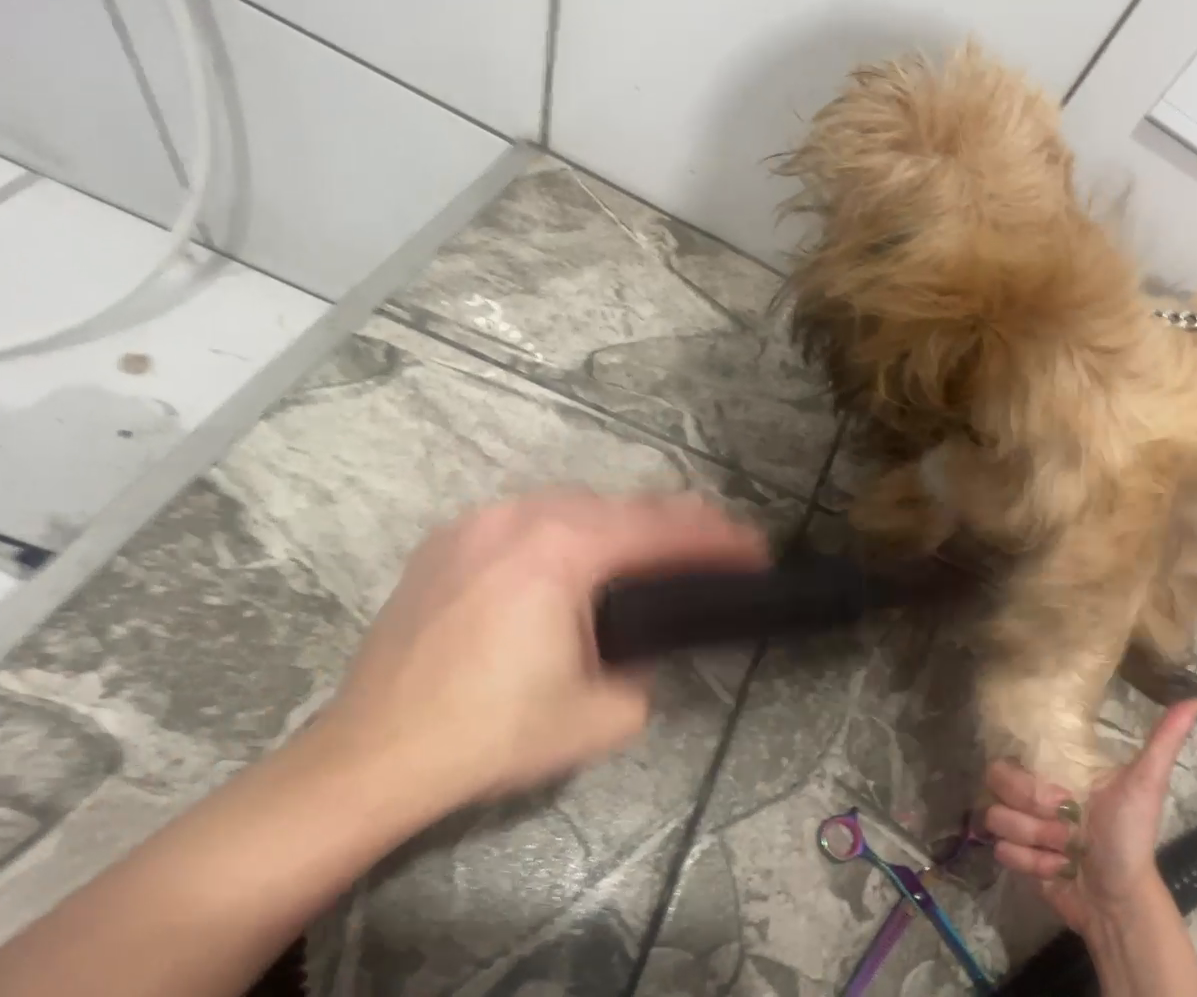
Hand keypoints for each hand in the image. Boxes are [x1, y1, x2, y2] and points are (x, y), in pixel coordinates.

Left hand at [311, 491, 768, 813]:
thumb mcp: (607, 713)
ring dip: (625, 524)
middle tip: (719, 547)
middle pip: (622, 505)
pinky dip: (571, 530)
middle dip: (678, 524)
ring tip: (659, 549)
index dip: (719, 538)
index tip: (757, 549)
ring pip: (575, 505)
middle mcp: (519, 518)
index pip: (662, 529)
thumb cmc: (493, 734)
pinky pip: (529, 519)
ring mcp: (475, 525)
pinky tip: (581, 558)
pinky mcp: (445, 545)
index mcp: (562, 550)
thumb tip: (648, 643)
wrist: (370, 759)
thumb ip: (651, 665)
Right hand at [982, 699, 1196, 933]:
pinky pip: (1002, 854)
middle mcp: (1034, 792)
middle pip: (996, 788)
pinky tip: (1059, 871)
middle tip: (1067, 832)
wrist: (1119, 900)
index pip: (1011, 760)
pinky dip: (1033, 866)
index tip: (1064, 799)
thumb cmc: (1131, 837)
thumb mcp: (1146, 784)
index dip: (1031, 785)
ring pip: (997, 822)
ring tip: (1067, 854)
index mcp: (1057, 769)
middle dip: (1033, 818)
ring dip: (1035, 845)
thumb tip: (1196, 699)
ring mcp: (1023, 825)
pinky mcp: (1018, 857)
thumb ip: (1163, 741)